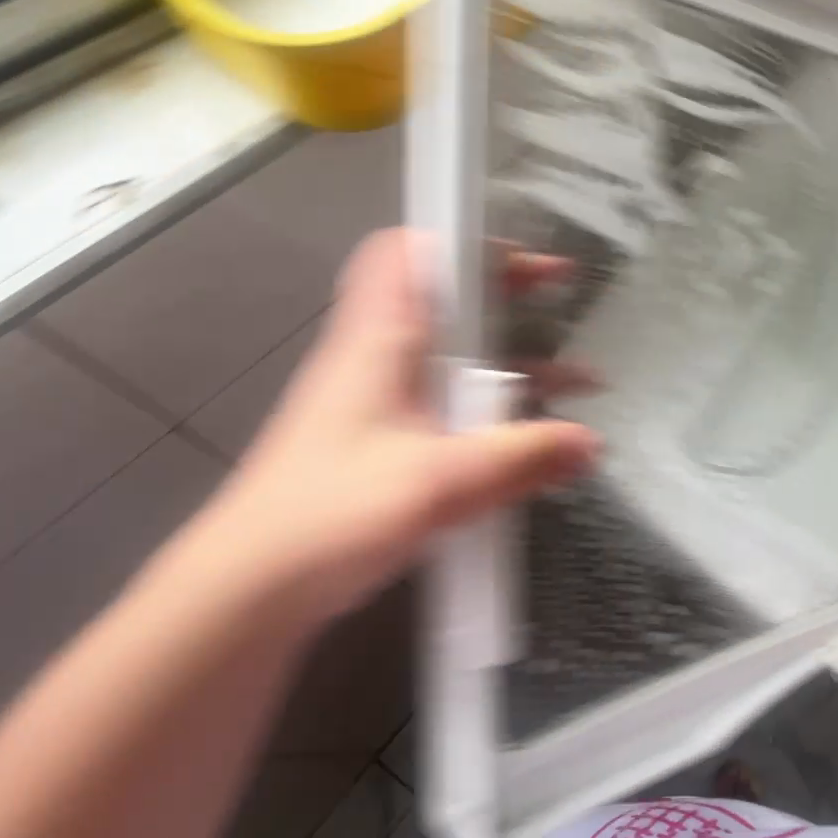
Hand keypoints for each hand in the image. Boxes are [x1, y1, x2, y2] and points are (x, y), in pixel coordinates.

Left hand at [172, 229, 601, 629]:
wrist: (245, 594)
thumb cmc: (332, 515)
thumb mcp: (439, 483)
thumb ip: (522, 458)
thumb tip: (591, 443)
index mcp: (377, 341)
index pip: (407, 253)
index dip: (467, 243)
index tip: (527, 263)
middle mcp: (376, 360)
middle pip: (444, 301)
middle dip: (507, 295)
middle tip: (564, 298)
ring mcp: (379, 404)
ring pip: (454, 359)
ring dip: (514, 362)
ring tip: (582, 382)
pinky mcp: (382, 446)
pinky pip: (450, 406)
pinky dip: (496, 410)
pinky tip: (536, 443)